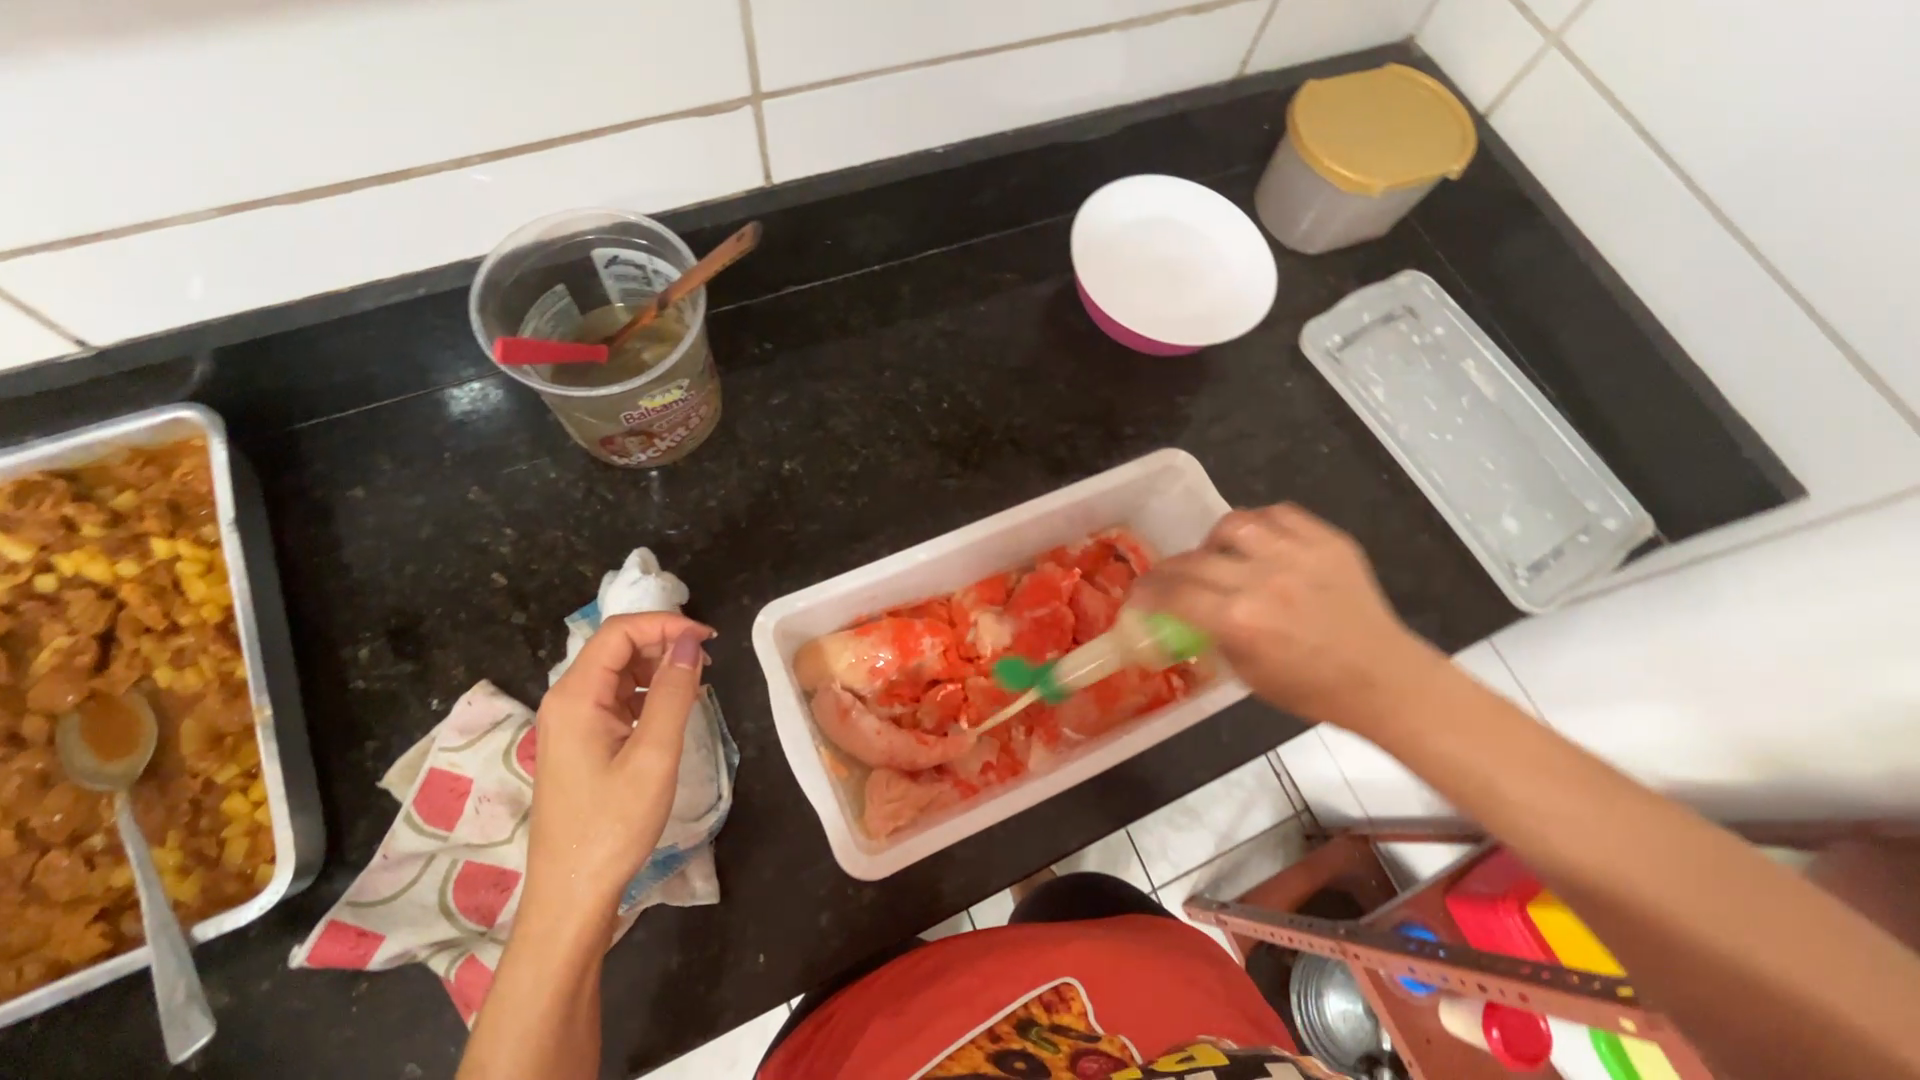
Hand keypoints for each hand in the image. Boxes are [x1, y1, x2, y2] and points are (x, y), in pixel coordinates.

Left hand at [522, 613, 711, 923]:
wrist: (572, 892)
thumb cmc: (613, 824)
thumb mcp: (654, 755)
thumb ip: (674, 692)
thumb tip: (691, 642)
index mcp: (575, 696)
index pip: (619, 632)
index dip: (666, 624)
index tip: (710, 640)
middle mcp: (565, 700)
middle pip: (615, 648)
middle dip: (663, 644)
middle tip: (708, 664)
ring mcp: (570, 723)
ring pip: (617, 673)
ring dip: (657, 669)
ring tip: (696, 687)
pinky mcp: (580, 743)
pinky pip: (615, 700)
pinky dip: (647, 695)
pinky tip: (672, 712)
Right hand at [1131, 504, 1448, 733]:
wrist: (1382, 678)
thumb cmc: (1311, 689)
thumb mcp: (1246, 674)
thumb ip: (1212, 635)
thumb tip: (1185, 615)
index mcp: (1240, 621)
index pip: (1173, 594)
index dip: (1146, 593)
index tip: (1136, 597)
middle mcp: (1263, 580)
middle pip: (1194, 560)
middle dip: (1168, 570)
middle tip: (1164, 579)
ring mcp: (1297, 555)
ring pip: (1234, 523)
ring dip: (1213, 540)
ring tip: (1216, 555)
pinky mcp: (1327, 541)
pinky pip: (1279, 514)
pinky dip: (1258, 524)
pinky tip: (1256, 541)